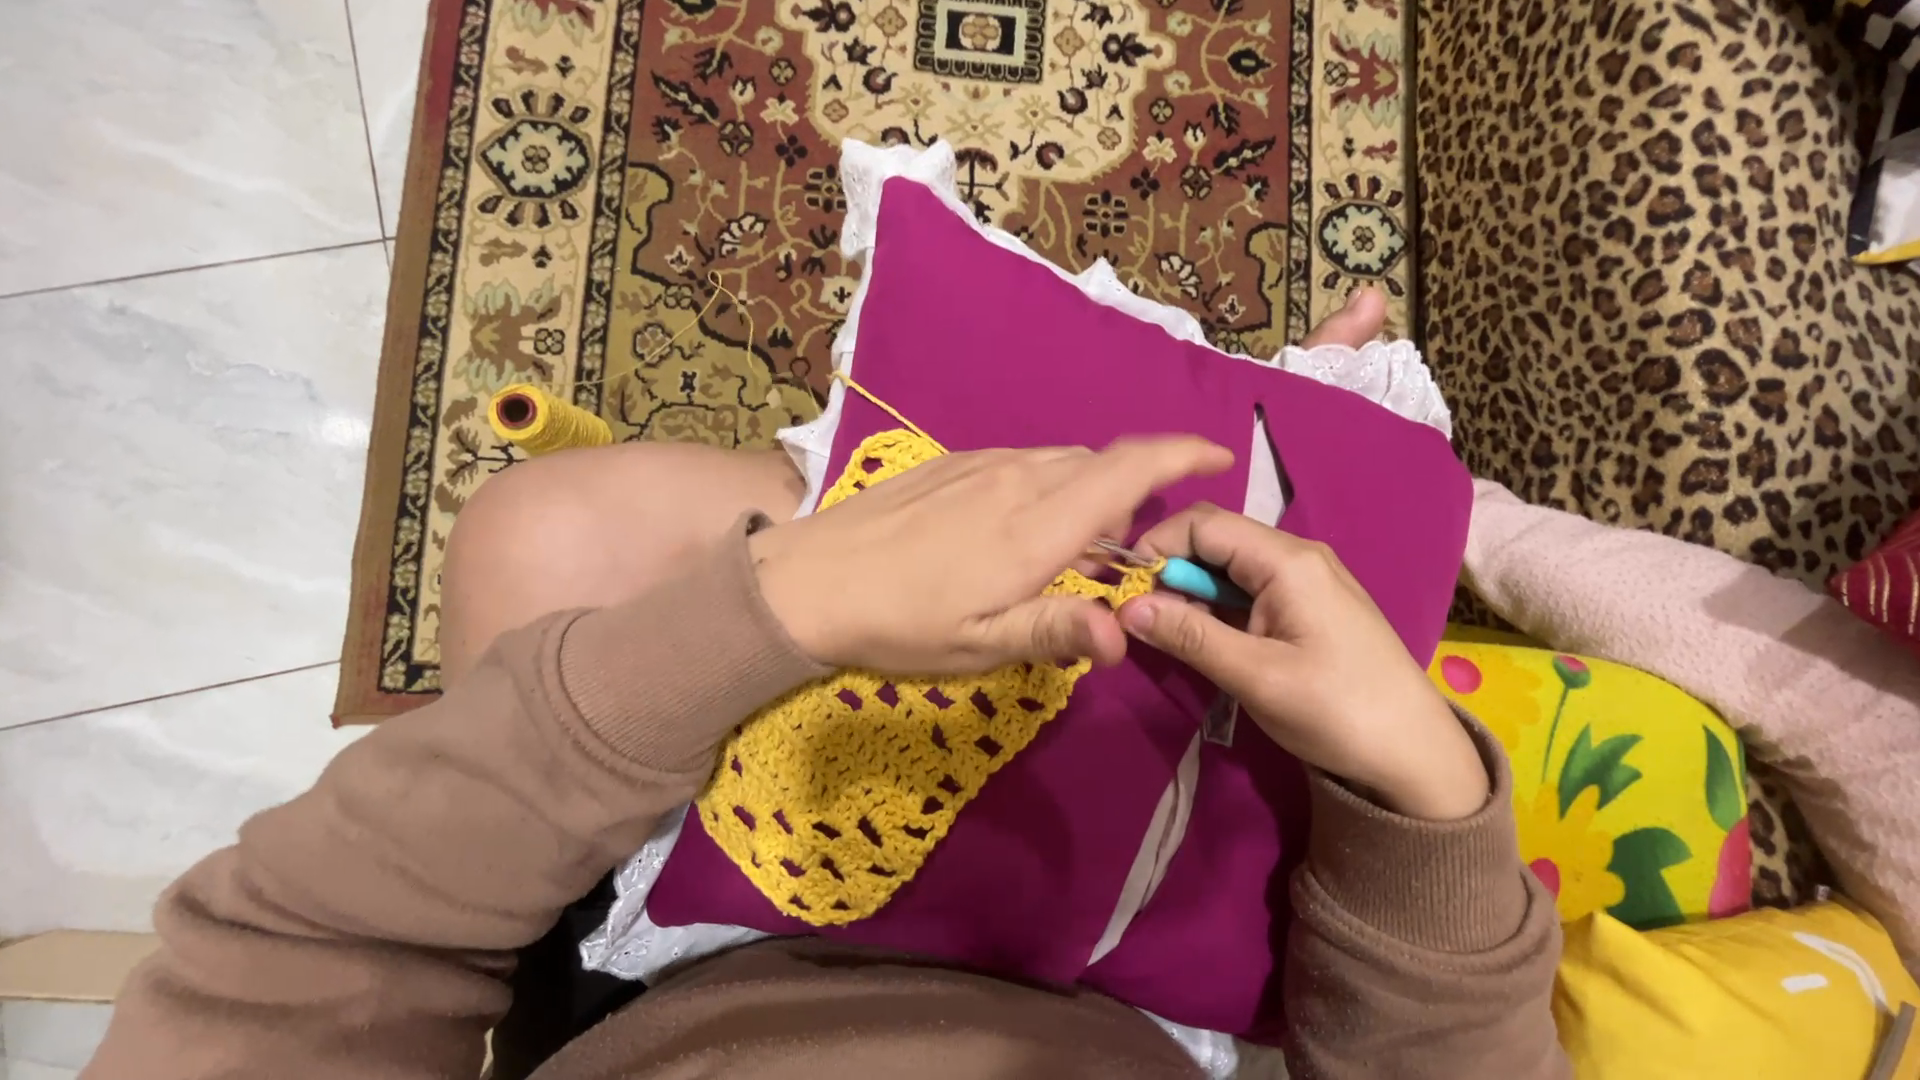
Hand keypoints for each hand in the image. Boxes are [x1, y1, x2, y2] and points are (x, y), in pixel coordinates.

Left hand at [748, 437, 1232, 674]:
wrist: (809, 581)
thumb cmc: (900, 623)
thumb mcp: (981, 645)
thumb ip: (1057, 631)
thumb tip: (1124, 637)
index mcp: (1036, 526)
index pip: (1128, 469)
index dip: (1182, 454)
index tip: (1218, 456)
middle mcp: (1017, 479)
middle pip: (1100, 465)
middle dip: (1131, 496)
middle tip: (1121, 554)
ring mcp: (981, 464)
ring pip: (1060, 463)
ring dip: (1084, 494)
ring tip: (1065, 549)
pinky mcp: (952, 464)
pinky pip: (1022, 463)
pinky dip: (1045, 486)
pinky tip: (1014, 528)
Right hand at [1117, 505, 1488, 820]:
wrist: (1417, 758)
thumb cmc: (1338, 712)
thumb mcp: (1256, 676)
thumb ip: (1189, 636)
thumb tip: (1125, 606)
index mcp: (1288, 561)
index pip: (1203, 523)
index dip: (1156, 545)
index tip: (1123, 586)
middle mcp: (1295, 557)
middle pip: (1213, 540)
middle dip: (1168, 569)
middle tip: (1138, 615)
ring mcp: (1301, 583)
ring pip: (1225, 568)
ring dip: (1188, 592)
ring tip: (1163, 631)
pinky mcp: (1303, 609)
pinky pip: (1244, 592)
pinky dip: (1212, 609)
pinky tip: (1198, 638)